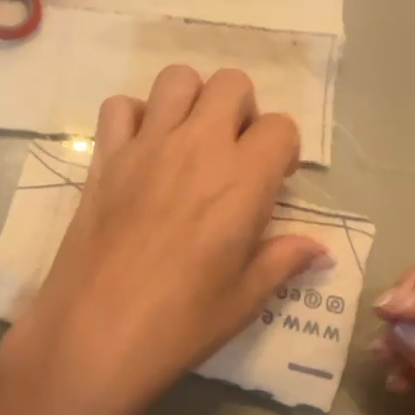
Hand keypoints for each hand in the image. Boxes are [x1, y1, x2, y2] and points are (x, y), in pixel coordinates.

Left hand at [3, 65, 328, 414]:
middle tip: (234, 155)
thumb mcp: (244, 299)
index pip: (280, 126)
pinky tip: (141, 152)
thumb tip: (319, 249)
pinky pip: (120, 107)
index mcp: (243, 180)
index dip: (283, 150)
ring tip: (190, 143)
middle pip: (232, 84)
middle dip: (242, 111)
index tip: (273, 182)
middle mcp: (197, 147)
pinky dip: (134, 117)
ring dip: (192, 101)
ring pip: (177, 79)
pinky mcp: (105, 159)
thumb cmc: (180, 324)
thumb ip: (283, 261)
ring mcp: (146, 147)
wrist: (95, 335)